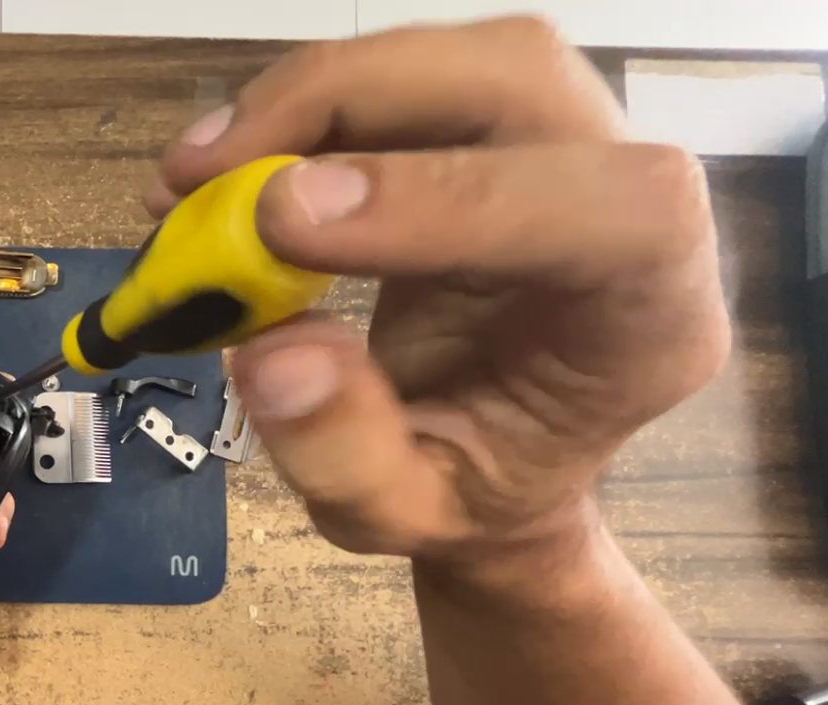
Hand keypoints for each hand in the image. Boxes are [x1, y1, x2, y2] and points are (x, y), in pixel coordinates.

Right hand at [147, 18, 728, 567]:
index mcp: (640, 322)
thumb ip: (340, 454)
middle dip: (340, 108)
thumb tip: (266, 352)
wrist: (480, 465)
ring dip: (302, 103)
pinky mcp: (481, 150)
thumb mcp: (390, 516)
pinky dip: (293, 119)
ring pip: (450, 65)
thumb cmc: (453, 498)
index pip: (607, 212)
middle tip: (200, 174)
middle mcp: (623, 210)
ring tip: (187, 176)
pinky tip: (217, 171)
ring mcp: (555, 160)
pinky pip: (397, 91)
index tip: (279, 225)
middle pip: (513, 83)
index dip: (440, 198)